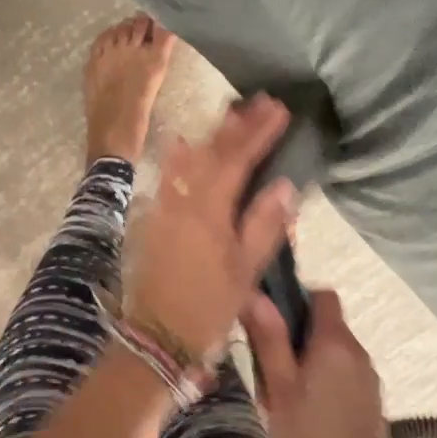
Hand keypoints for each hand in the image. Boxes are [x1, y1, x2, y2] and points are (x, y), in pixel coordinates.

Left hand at [124, 95, 298, 360]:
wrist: (153, 336)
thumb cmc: (207, 307)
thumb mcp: (244, 272)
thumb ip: (263, 225)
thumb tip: (284, 184)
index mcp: (210, 210)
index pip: (238, 159)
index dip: (260, 132)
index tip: (280, 109)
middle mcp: (183, 198)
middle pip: (214, 151)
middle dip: (239, 124)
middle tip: (261, 101)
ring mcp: (164, 206)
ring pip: (190, 158)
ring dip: (212, 133)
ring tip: (232, 112)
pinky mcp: (152, 218)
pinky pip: (169, 175)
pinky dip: (180, 155)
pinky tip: (183, 143)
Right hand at [243, 290, 393, 437]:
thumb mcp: (278, 391)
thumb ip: (270, 340)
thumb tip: (257, 292)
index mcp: (336, 344)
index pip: (323, 296)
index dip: (297, 299)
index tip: (271, 322)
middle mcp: (360, 354)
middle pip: (328, 326)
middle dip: (299, 337)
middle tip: (268, 369)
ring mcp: (371, 382)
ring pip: (336, 354)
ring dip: (312, 363)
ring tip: (283, 397)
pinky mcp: (373, 407)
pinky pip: (347, 378)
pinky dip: (327, 384)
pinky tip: (308, 418)